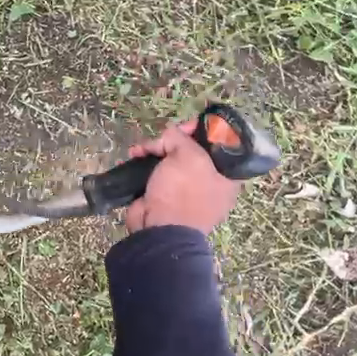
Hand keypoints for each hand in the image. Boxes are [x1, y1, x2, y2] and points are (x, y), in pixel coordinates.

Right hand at [123, 121, 239, 234]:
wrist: (161, 228)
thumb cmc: (183, 192)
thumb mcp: (188, 157)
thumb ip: (181, 139)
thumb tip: (169, 134)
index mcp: (225, 174)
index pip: (217, 144)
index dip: (199, 131)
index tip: (182, 127)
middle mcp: (207, 180)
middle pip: (188, 148)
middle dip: (168, 141)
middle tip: (156, 142)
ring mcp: (183, 188)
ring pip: (167, 158)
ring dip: (150, 150)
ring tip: (136, 152)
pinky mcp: (162, 193)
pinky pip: (153, 171)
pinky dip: (141, 163)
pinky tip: (130, 159)